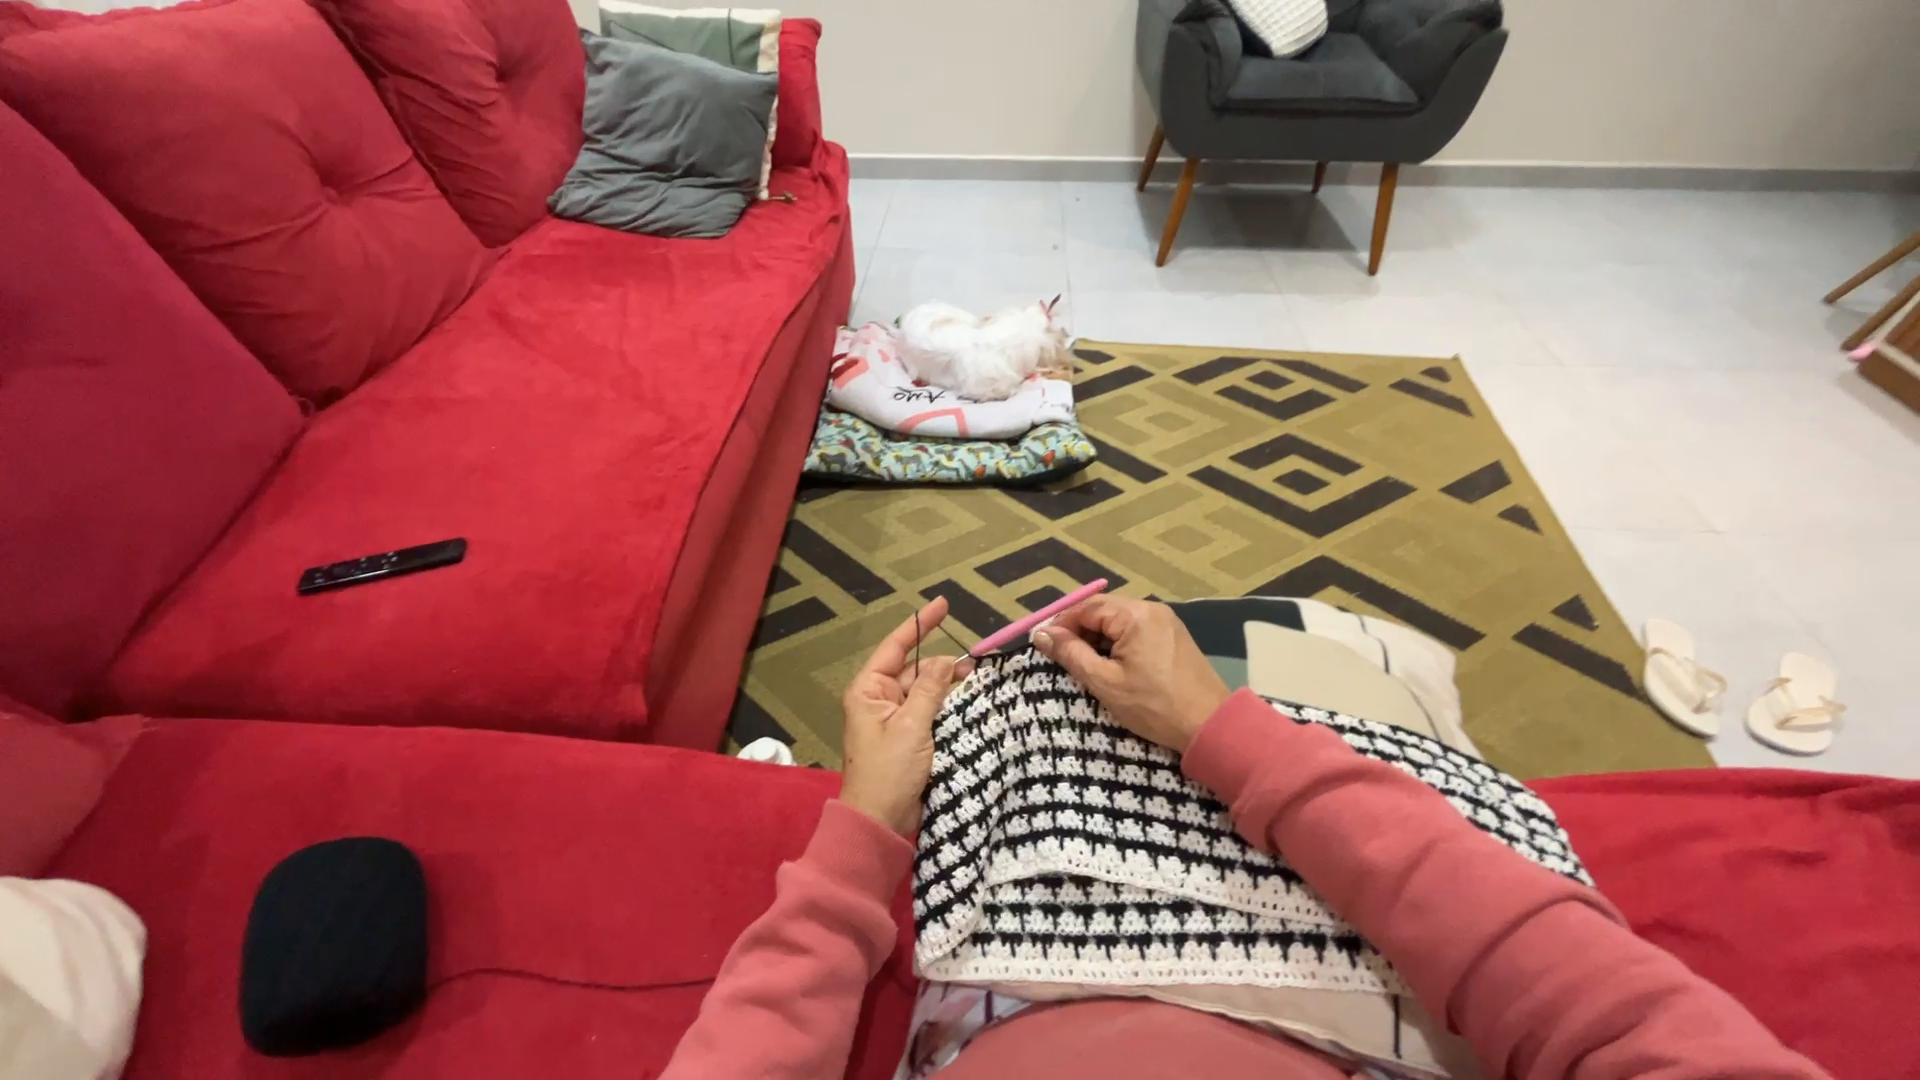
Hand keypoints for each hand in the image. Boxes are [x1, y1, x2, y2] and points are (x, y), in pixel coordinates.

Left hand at [839, 597, 974, 835]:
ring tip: (976, 682)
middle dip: (941, 666)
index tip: (943, 604)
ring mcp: (894, 719)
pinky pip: (928, 711)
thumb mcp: (912, 727)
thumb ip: (929, 690)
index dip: (920, 624)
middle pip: (914, 669)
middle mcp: (879, 699)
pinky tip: (968, 702)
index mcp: (869, 690)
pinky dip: (946, 706)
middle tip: (974, 667)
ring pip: (925, 691)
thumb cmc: (889, 772)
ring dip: (947, 687)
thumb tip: (945, 660)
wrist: (880, 823)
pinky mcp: (908, 737)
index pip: (895, 646)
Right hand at [1031, 596, 1228, 752]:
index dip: (1060, 624)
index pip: (1086, 608)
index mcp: (1134, 615)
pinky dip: (1117, 641)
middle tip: (1058, 654)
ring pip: (1118, 619)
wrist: (1210, 725)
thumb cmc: (1154, 706)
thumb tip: (1042, 635)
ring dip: (1097, 636)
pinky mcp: (1173, 635)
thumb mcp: (1105, 682)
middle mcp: (1151, 609)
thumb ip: (1071, 654)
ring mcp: (1166, 621)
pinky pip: (1135, 628)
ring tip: (1081, 661)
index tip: (1041, 644)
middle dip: (1078, 629)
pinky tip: (1109, 662)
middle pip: (1102, 609)